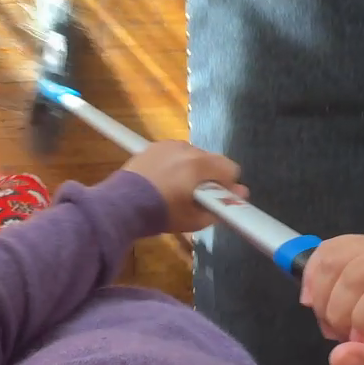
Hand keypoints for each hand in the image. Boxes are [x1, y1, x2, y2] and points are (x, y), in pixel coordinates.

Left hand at [118, 141, 247, 233]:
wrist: (122, 204)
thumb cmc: (162, 213)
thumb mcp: (195, 219)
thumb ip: (222, 207)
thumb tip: (241, 194)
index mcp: (200, 164)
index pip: (230, 168)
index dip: (228, 185)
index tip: (218, 199)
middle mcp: (187, 148)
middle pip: (210, 160)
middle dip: (208, 177)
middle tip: (195, 197)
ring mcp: (168, 145)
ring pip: (192, 156)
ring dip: (191, 169)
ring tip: (176, 190)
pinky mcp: (152, 146)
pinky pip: (174, 154)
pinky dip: (174, 164)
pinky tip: (163, 180)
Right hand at [299, 234, 363, 364]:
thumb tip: (339, 356)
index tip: (362, 344)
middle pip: (362, 269)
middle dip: (339, 310)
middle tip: (344, 339)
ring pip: (339, 257)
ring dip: (323, 297)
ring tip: (333, 325)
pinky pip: (330, 249)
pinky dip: (314, 277)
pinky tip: (315, 302)